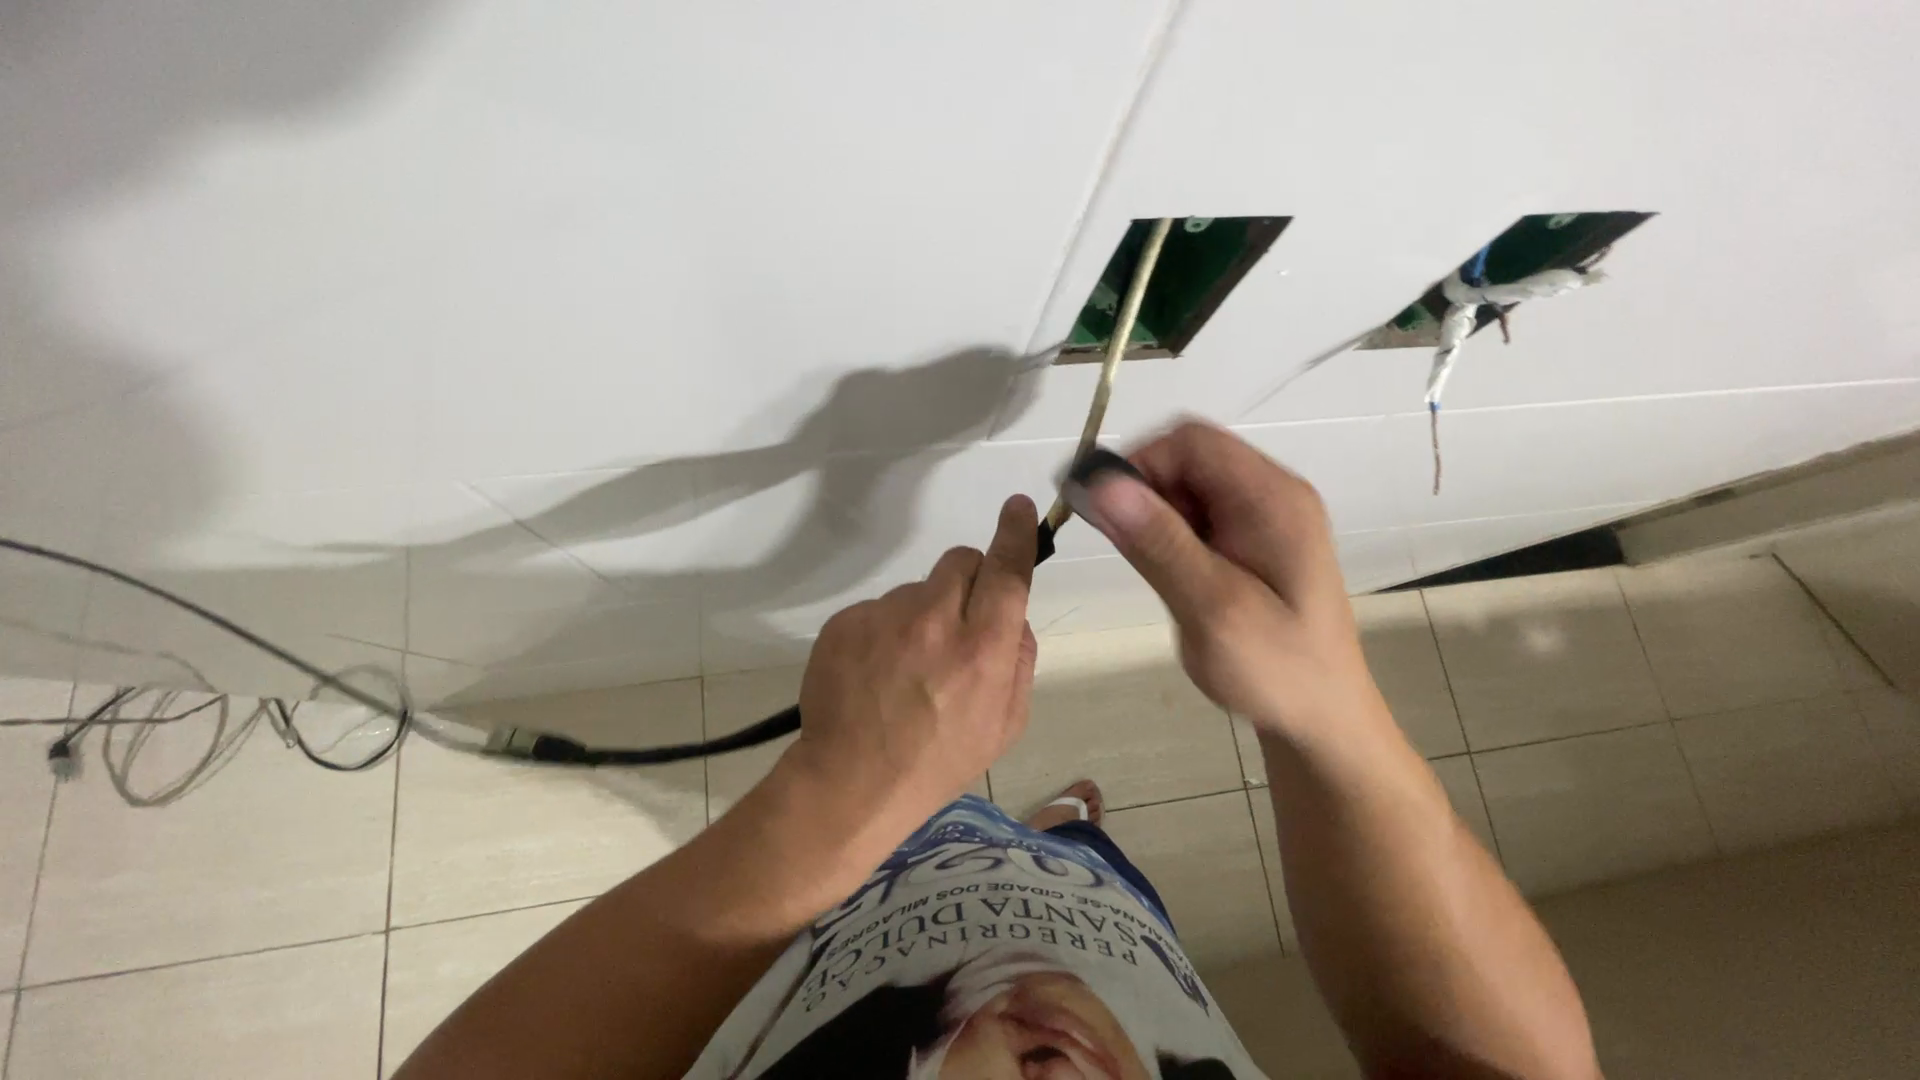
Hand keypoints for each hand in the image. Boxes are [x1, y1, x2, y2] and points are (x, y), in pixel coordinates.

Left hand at [785, 494, 1039, 822]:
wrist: (852, 781)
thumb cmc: (940, 760)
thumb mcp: (1006, 724)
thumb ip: (1020, 661)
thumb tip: (1013, 619)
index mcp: (983, 648)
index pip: (1007, 571)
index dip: (1016, 534)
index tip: (1019, 507)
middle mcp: (934, 620)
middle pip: (961, 561)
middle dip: (970, 579)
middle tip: (960, 622)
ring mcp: (883, 617)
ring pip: (917, 590)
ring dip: (922, 614)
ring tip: (905, 667)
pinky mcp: (845, 621)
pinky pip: (877, 609)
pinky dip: (884, 631)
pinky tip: (875, 671)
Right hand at [1083, 421, 1378, 739]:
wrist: (1320, 717)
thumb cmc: (1275, 669)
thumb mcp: (1213, 608)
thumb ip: (1159, 543)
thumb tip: (1102, 484)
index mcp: (1273, 498)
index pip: (1192, 441)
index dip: (1138, 463)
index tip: (1102, 509)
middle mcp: (1271, 494)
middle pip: (1188, 458)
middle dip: (1144, 493)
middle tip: (1127, 547)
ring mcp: (1262, 518)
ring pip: (1186, 487)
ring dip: (1154, 517)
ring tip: (1155, 571)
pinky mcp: (1250, 541)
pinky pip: (1196, 516)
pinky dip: (1168, 534)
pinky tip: (1170, 575)